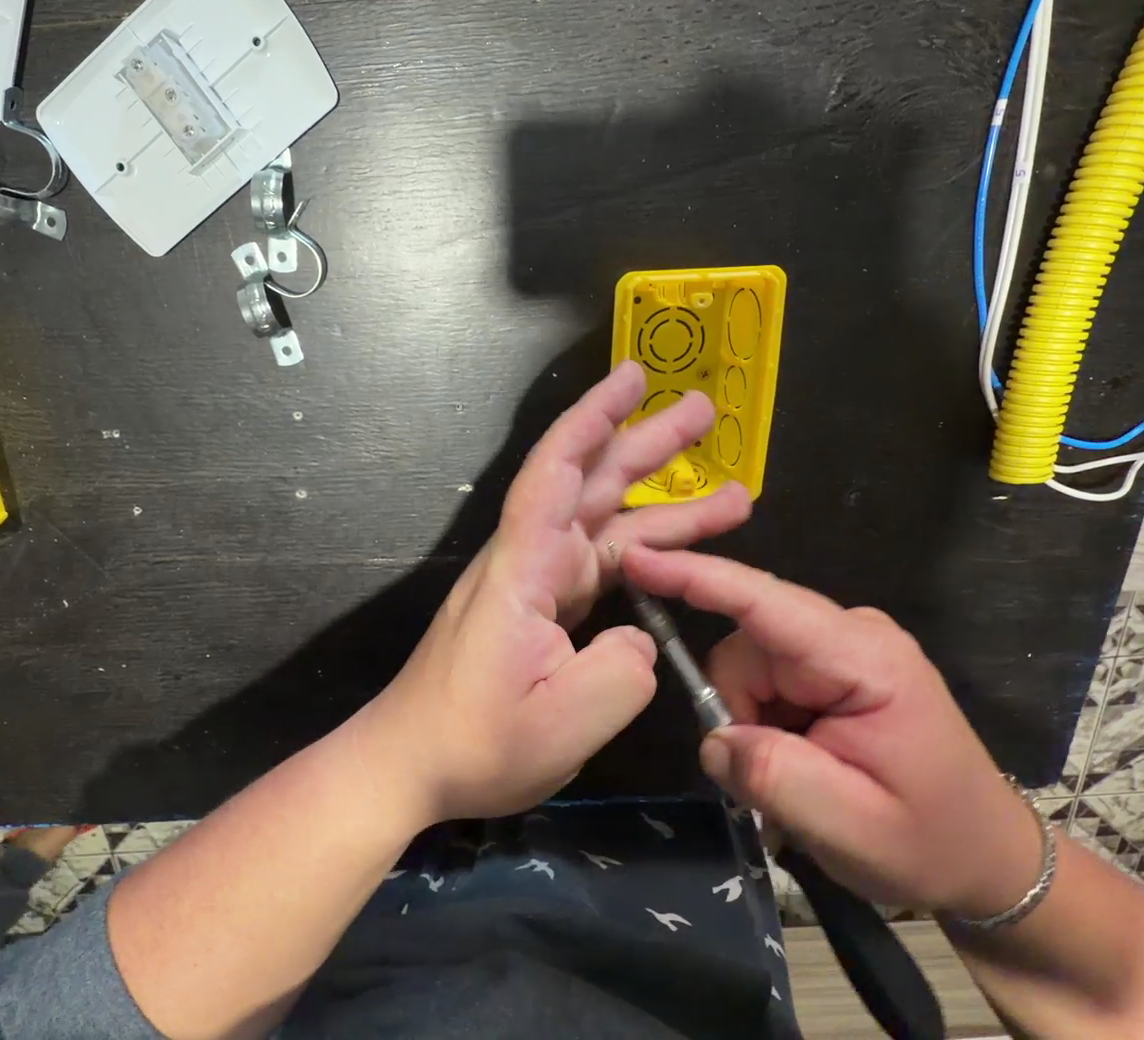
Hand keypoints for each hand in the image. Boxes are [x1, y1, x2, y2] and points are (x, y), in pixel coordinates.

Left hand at [358, 362, 752, 822]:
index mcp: (524, 570)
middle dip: (646, 444)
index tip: (632, 379)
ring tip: (733, 492)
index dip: (593, 420)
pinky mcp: (538, 611)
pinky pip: (597, 565)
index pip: (556, 474)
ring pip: (603, 526)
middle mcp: (527, 562)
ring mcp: (532, 586)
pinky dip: (642, 552)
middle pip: (590, 485)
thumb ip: (623, 672)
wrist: (410, 763)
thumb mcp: (565, 723)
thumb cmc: (476, 744)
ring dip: (663, 506)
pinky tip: (678, 553)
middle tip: (703, 410)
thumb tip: (643, 639)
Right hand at [619, 547, 1044, 917]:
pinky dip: (761, 724)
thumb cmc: (930, 843)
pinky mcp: (827, 667)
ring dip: (749, 724)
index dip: (695, 577)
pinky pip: (760, 681)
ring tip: (797, 778)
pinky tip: (798, 761)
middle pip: (743, 646)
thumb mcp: (851, 829)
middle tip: (768, 782)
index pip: (763, 603)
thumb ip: (774, 776)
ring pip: (744, 667)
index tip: (635, 558)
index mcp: (863, 658)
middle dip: (735, 711)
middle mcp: (848, 635)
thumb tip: (713, 737)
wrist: (986, 859)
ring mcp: (838, 648)